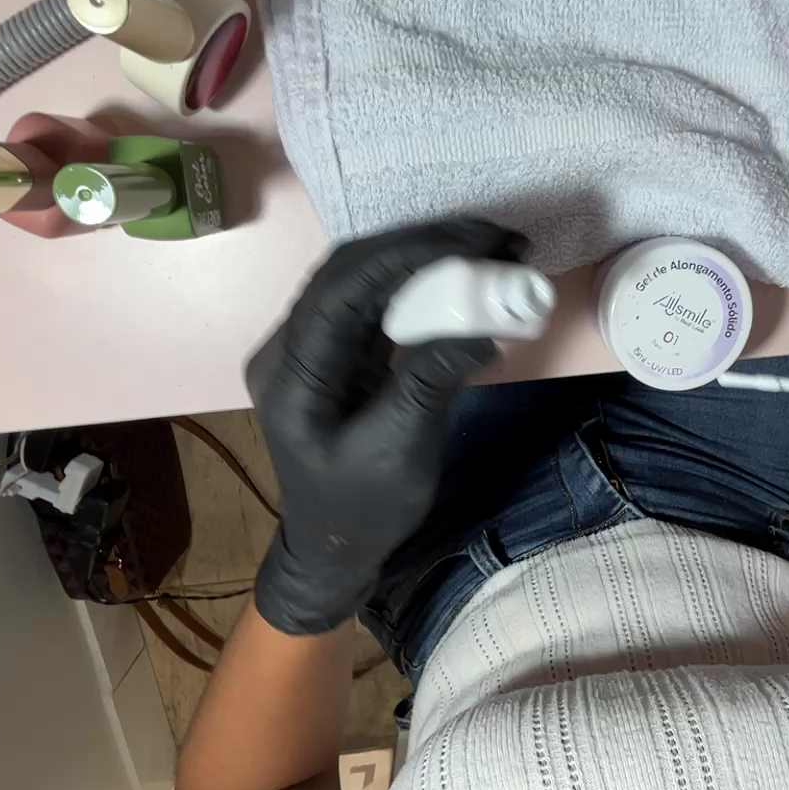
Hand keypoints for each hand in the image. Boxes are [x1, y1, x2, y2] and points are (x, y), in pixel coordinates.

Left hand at [250, 219, 526, 635]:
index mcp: (292, 370)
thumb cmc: (363, 510)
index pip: (344, 285)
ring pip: (367, 281)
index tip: (476, 241)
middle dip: (425, 245)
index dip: (409, 251)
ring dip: (427, 261)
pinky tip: (463, 284)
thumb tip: (484, 325)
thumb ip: (433, 380)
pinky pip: (377, 307)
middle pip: (353, 270)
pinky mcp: (337, 356)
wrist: (335, 549)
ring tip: (491, 253)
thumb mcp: (402, 450)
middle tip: (497, 240)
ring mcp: (312, 348)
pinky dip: (422, 291)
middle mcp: (291, 346)